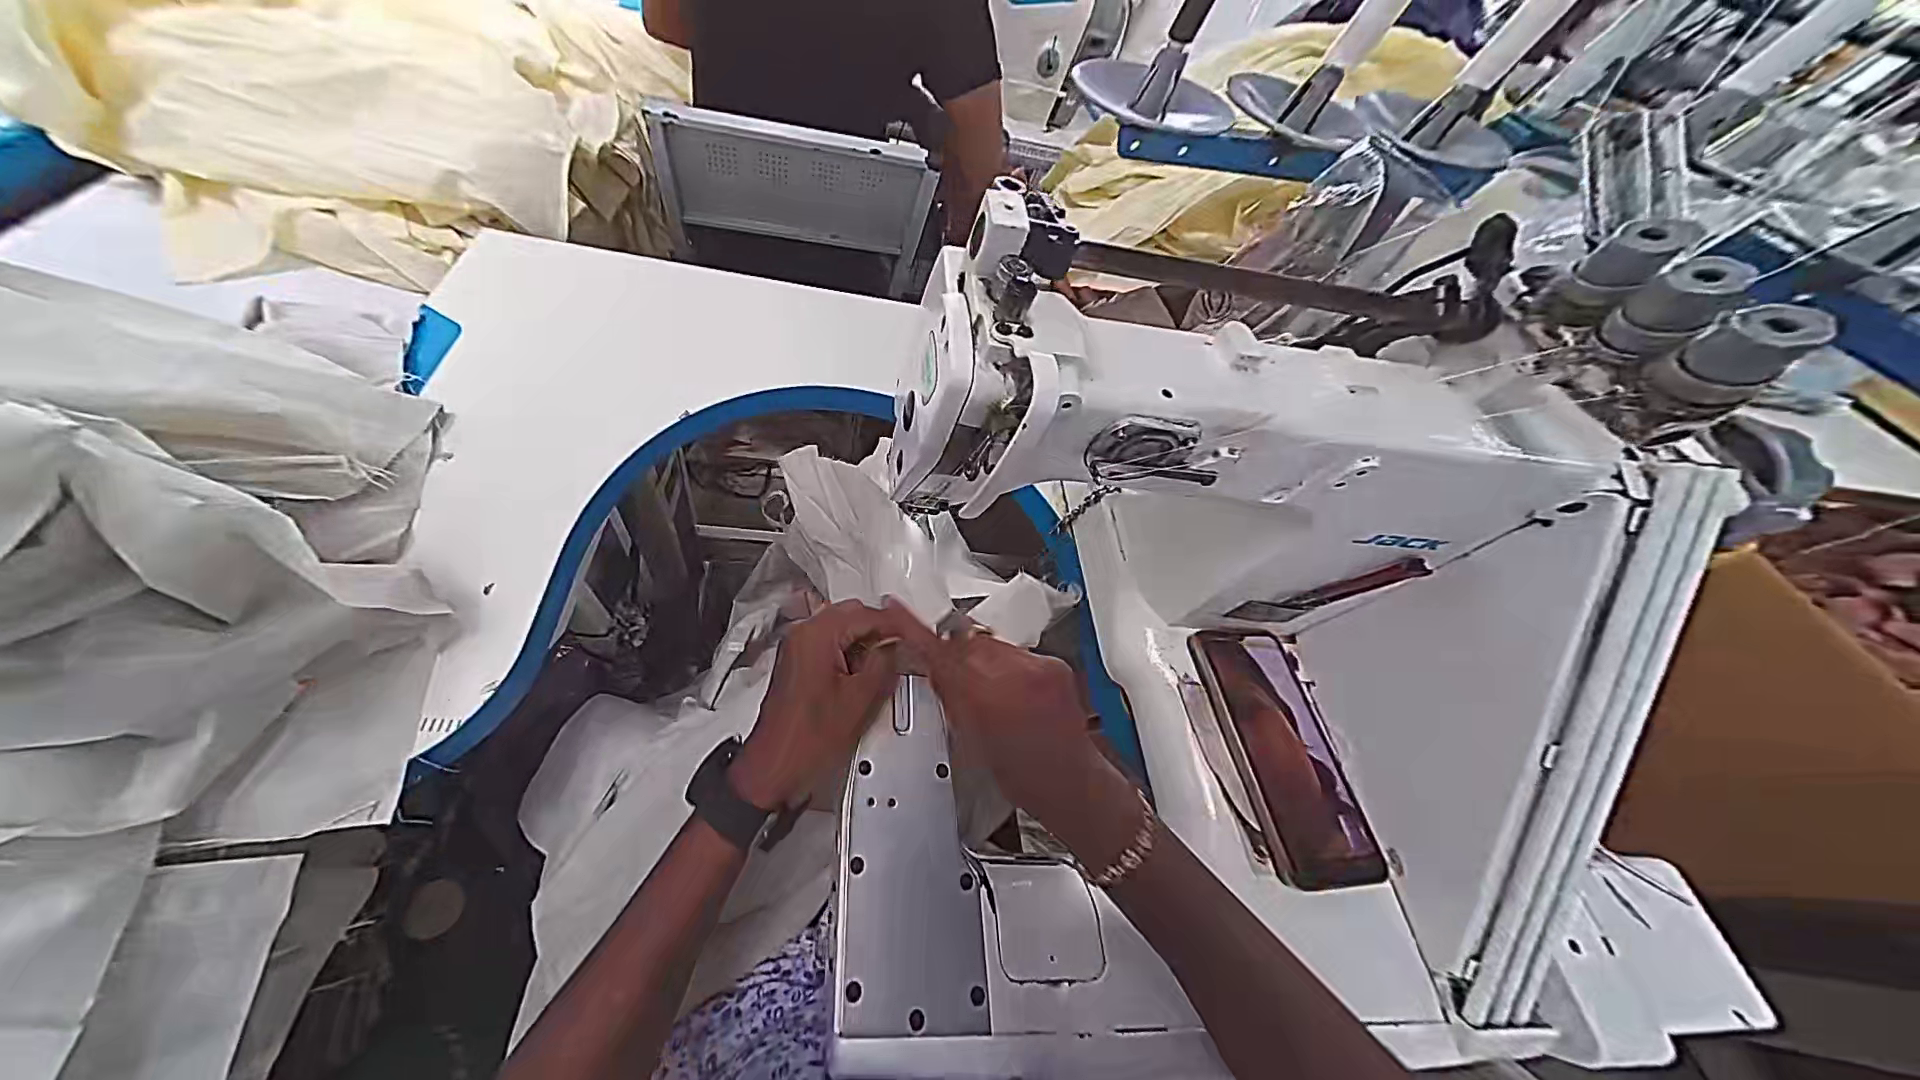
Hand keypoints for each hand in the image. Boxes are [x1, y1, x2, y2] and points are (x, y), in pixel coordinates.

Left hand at [729, 599, 924, 810]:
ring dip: (864, 642)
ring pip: (841, 630)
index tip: (911, 633)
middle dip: (879, 630)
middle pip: (851, 615)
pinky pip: (830, 646)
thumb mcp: (862, 698)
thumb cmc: (805, 740)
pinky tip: (863, 676)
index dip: (895, 625)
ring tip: (885, 665)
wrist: (776, 766)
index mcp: (816, 636)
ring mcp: (796, 649)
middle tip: (902, 647)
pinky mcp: (797, 665)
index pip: (866, 614)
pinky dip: (849, 654)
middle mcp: (801, 636)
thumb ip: (885, 662)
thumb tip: (896, 646)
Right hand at [911, 622, 1143, 867]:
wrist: (1069, 781)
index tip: (899, 611)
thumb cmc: (1023, 773)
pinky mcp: (1055, 665)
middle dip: (956, 651)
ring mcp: (1040, 668)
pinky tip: (1017, 692)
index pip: (941, 651)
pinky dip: (1011, 664)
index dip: (915, 627)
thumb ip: (949, 693)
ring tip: (995, 692)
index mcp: (985, 698)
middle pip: (968, 641)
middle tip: (955, 672)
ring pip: (994, 644)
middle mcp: (1015, 676)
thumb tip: (930, 664)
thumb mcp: (970, 737)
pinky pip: (1020, 651)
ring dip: (985, 657)